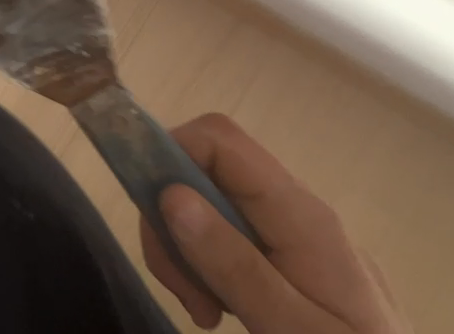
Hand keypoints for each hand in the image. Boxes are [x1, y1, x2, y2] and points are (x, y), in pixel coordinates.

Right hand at [140, 114, 410, 333]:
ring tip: (202, 309)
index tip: (150, 210)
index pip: (219, 138)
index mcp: (303, 215)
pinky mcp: (290, 258)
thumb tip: (170, 193)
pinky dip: (203, 263)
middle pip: (202, 169)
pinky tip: (218, 307)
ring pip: (206, 203)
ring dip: (182, 247)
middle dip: (169, 215)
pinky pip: (226, 234)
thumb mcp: (293, 329)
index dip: (169, 151)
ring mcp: (295, 234)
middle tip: (179, 286)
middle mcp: (297, 209)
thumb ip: (236, 265)